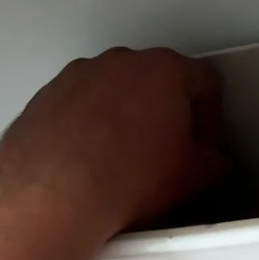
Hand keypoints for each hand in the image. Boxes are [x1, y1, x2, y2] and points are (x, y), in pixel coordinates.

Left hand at [0, 47, 225, 238]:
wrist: (50, 198)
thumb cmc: (127, 179)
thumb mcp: (191, 178)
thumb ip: (213, 163)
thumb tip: (211, 164)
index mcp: (165, 69)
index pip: (205, 81)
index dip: (211, 118)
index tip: (203, 148)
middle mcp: (122, 61)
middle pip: (157, 81)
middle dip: (165, 113)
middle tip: (165, 155)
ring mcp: (79, 75)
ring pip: (114, 91)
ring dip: (123, 118)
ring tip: (120, 163)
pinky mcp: (46, 96)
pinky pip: (77, 107)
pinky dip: (85, 128)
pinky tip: (85, 165)